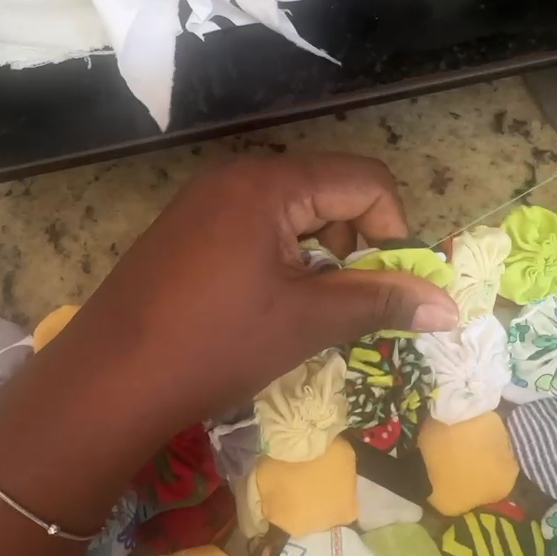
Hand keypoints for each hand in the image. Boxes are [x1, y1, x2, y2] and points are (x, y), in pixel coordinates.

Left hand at [45, 153, 458, 432]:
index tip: (389, 286)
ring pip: (290, 211)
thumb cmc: (214, 344)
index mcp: (269, 183)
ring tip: (302, 310)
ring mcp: (203, 200)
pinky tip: (261, 306)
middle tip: (343, 302)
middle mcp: (235, 175)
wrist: (107, 380)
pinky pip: (252, 226)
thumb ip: (380, 301)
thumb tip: (449, 306)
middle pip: (327, 191)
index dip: (394, 231)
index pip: (364, 180)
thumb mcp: (306, 321)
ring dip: (316, 255)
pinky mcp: (184, 228)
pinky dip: (278, 258)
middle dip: (352, 244)